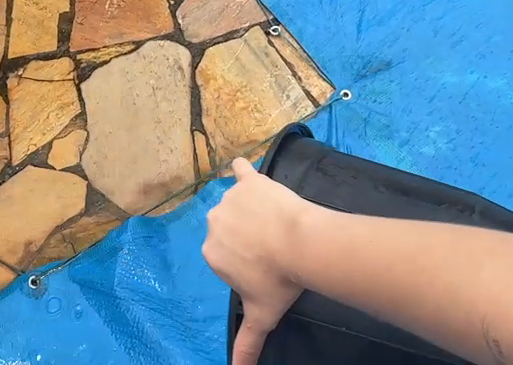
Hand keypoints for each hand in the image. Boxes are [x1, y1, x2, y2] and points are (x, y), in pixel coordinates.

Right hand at [204, 158, 312, 364]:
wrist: (301, 244)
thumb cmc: (279, 281)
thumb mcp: (261, 316)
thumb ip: (247, 344)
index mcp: (211, 253)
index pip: (224, 256)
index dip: (243, 262)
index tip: (261, 267)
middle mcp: (213, 222)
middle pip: (227, 229)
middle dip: (243, 237)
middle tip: (270, 247)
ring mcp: (230, 197)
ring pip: (236, 203)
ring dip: (249, 210)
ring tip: (275, 222)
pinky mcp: (248, 179)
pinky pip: (240, 169)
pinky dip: (243, 171)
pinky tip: (247, 172)